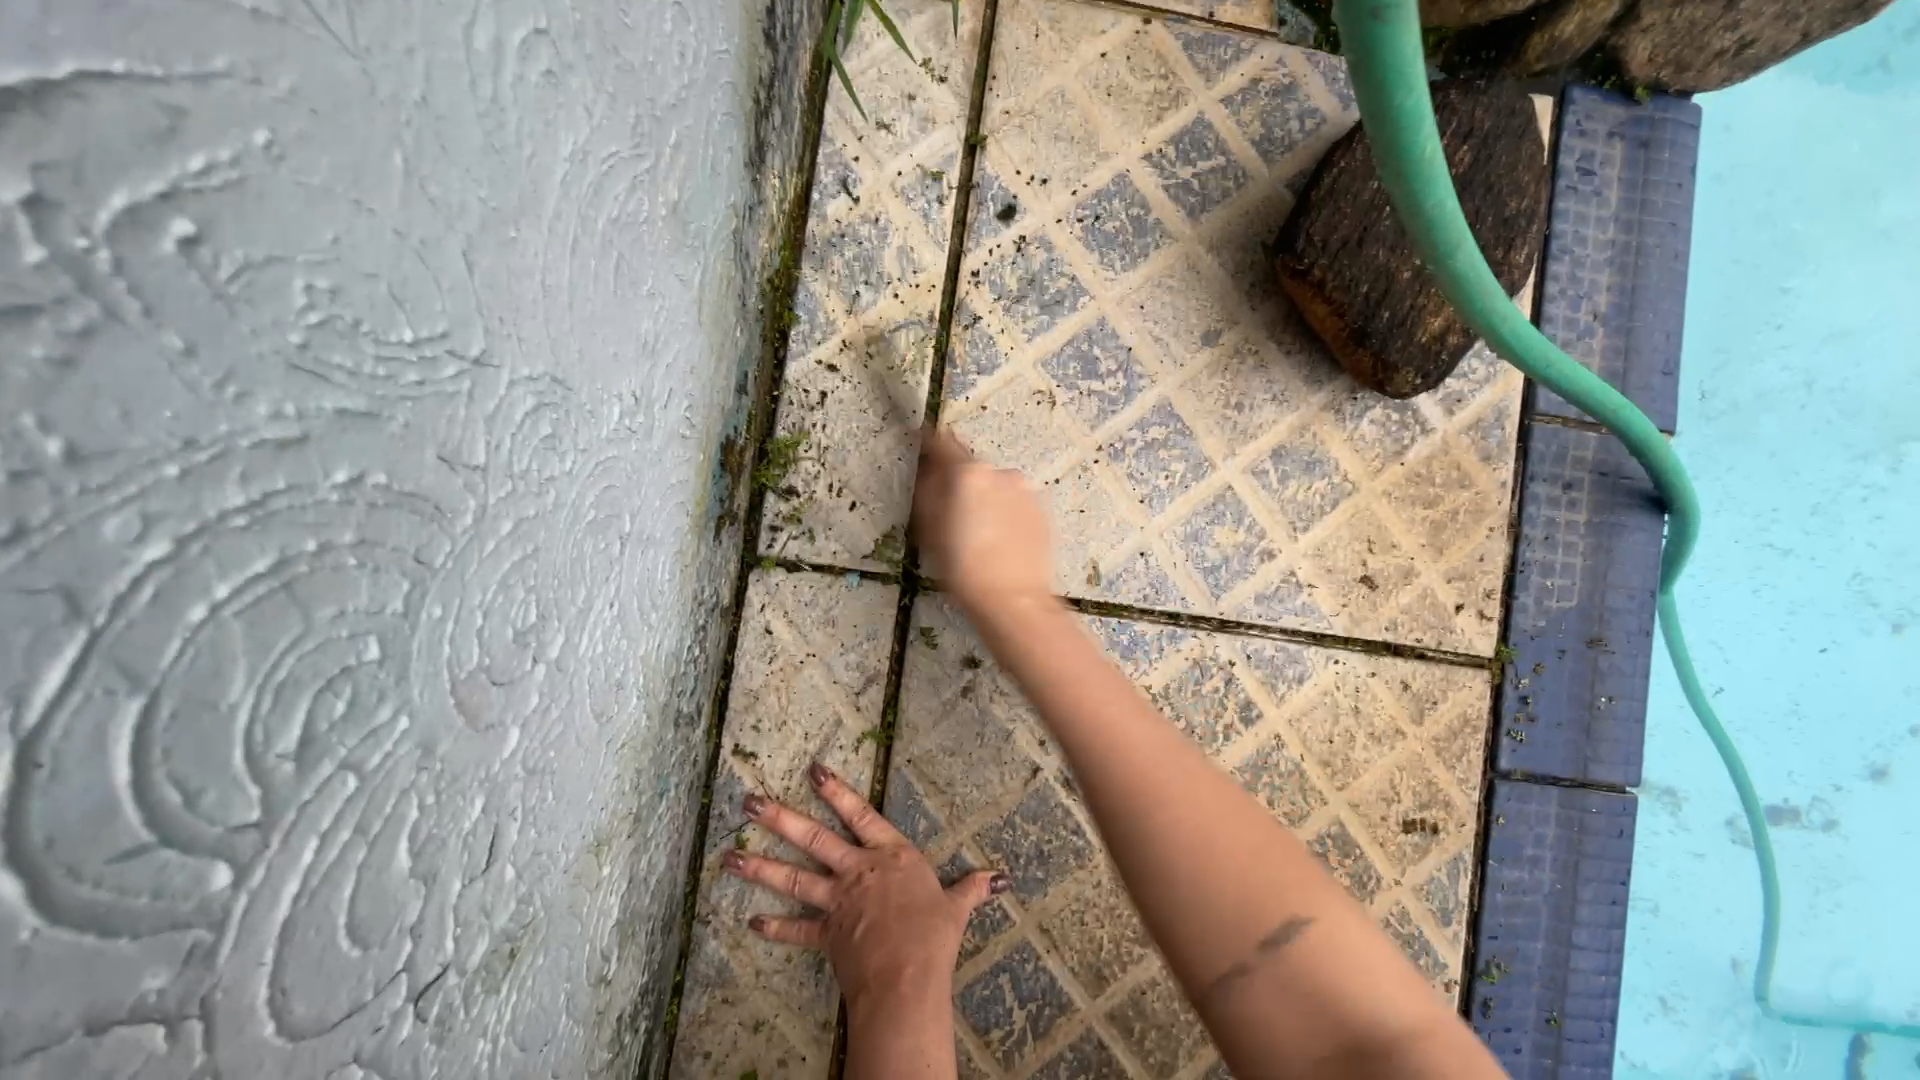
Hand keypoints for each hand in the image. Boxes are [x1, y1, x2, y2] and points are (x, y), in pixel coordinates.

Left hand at [726, 762, 1011, 1006]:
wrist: (906, 977)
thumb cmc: (933, 936)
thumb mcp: (956, 907)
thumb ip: (972, 888)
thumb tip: (1000, 878)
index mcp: (891, 856)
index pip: (860, 814)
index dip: (837, 791)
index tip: (813, 770)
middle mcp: (858, 871)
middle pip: (814, 840)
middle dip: (780, 819)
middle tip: (750, 804)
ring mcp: (838, 902)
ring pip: (795, 879)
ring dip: (761, 867)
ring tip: (730, 856)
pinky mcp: (827, 936)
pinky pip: (797, 931)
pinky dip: (776, 927)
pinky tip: (753, 922)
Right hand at [912, 430, 1055, 617]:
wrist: (1012, 600)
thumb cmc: (963, 567)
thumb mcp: (929, 528)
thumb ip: (926, 487)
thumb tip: (926, 466)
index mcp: (969, 473)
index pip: (941, 442)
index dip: (927, 444)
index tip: (919, 443)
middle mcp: (1002, 473)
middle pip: (971, 469)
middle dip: (959, 484)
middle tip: (949, 516)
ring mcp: (1027, 492)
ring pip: (996, 488)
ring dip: (984, 501)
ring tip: (978, 536)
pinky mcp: (1043, 512)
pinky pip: (1016, 505)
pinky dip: (1006, 515)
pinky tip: (999, 542)